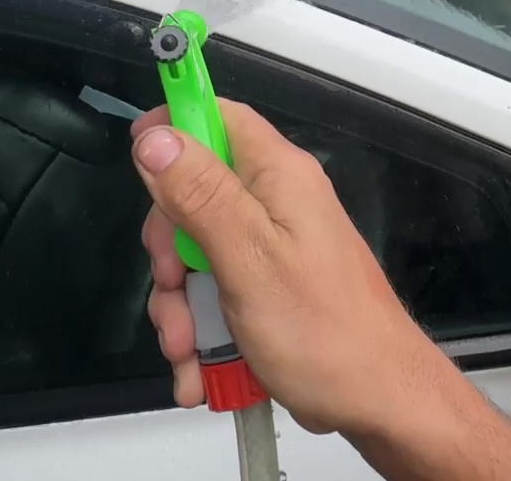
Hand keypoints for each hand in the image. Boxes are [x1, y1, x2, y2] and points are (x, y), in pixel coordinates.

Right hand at [131, 100, 450, 436]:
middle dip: (170, 245)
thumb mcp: (248, 256)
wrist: (373, 394)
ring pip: (197, 249)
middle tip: (174, 285)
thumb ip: (201, 194)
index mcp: (279, 175)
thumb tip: (157, 137)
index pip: (222, 117)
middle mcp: (277, 200)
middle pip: (196, 190)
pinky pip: (214, 289)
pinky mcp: (267, 282)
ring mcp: (272, 242)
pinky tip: (200, 366)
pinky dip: (199, 327)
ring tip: (190, 346)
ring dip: (180, 302)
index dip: (176, 123)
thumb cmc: (323, 328)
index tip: (137, 150)